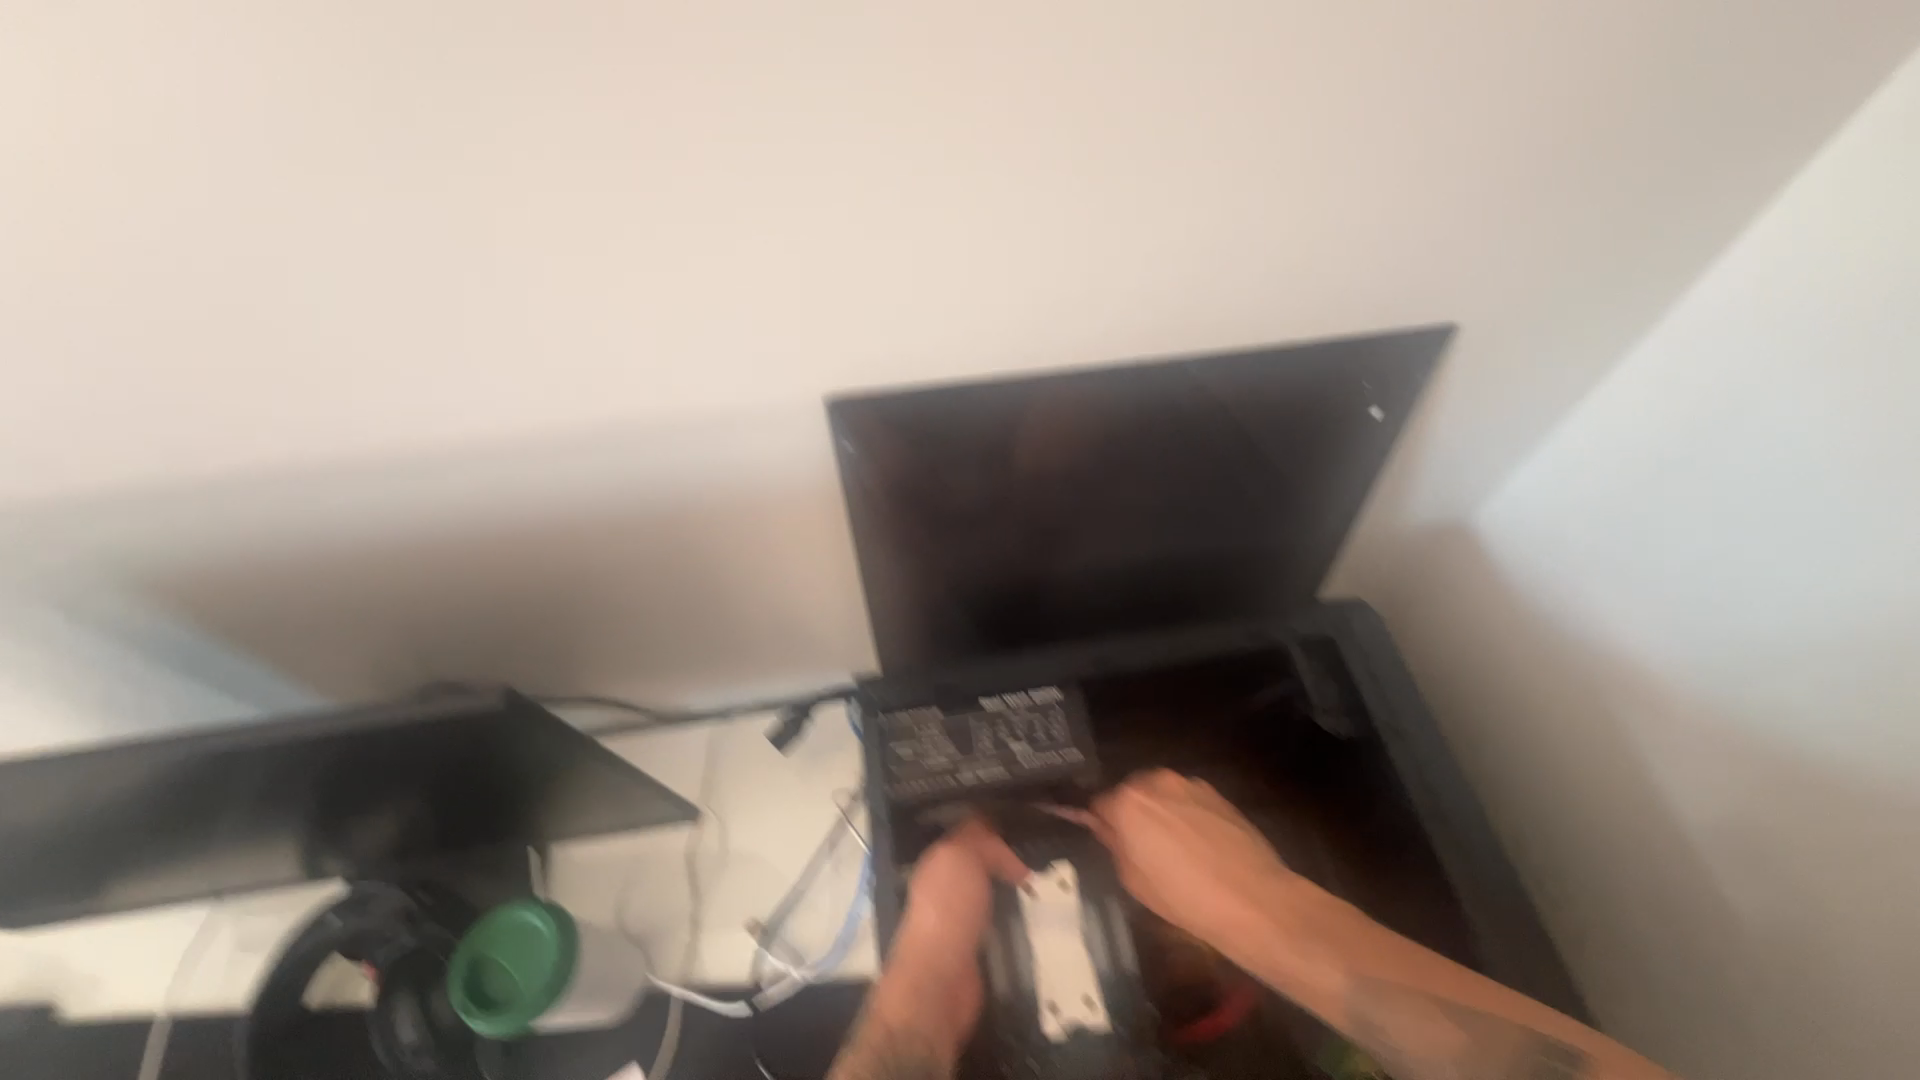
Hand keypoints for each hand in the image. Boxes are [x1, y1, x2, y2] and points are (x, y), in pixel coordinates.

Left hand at [867, 819, 1028, 1058]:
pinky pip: (1005, 925)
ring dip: (1022, 890)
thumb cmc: (948, 910)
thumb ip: (979, 839)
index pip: (971, 832)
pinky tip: (1046, 915)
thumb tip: (1002, 838)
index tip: (1034, 819)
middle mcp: (947, 888)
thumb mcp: (961, 857)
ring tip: (1057, 882)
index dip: (998, 824)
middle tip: (1051, 851)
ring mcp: (963, 921)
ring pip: (998, 894)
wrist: (940, 982)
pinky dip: (1023, 919)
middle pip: (986, 863)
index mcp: (938, 861)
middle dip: (1014, 857)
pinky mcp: (980, 951)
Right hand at [1091, 769, 1296, 951]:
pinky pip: (1187, 799)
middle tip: (1141, 847)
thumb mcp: (1133, 879)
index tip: (1105, 839)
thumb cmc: (1183, 896)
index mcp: (1128, 801)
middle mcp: (1155, 781)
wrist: (1252, 899)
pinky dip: (1185, 814)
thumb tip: (1101, 824)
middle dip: (1131, 814)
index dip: (1099, 822)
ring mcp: (1189, 784)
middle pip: (1130, 793)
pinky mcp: (1216, 793)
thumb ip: (1112, 842)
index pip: (1098, 803)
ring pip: (1160, 794)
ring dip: (1159, 811)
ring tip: (1175, 847)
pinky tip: (1199, 844)